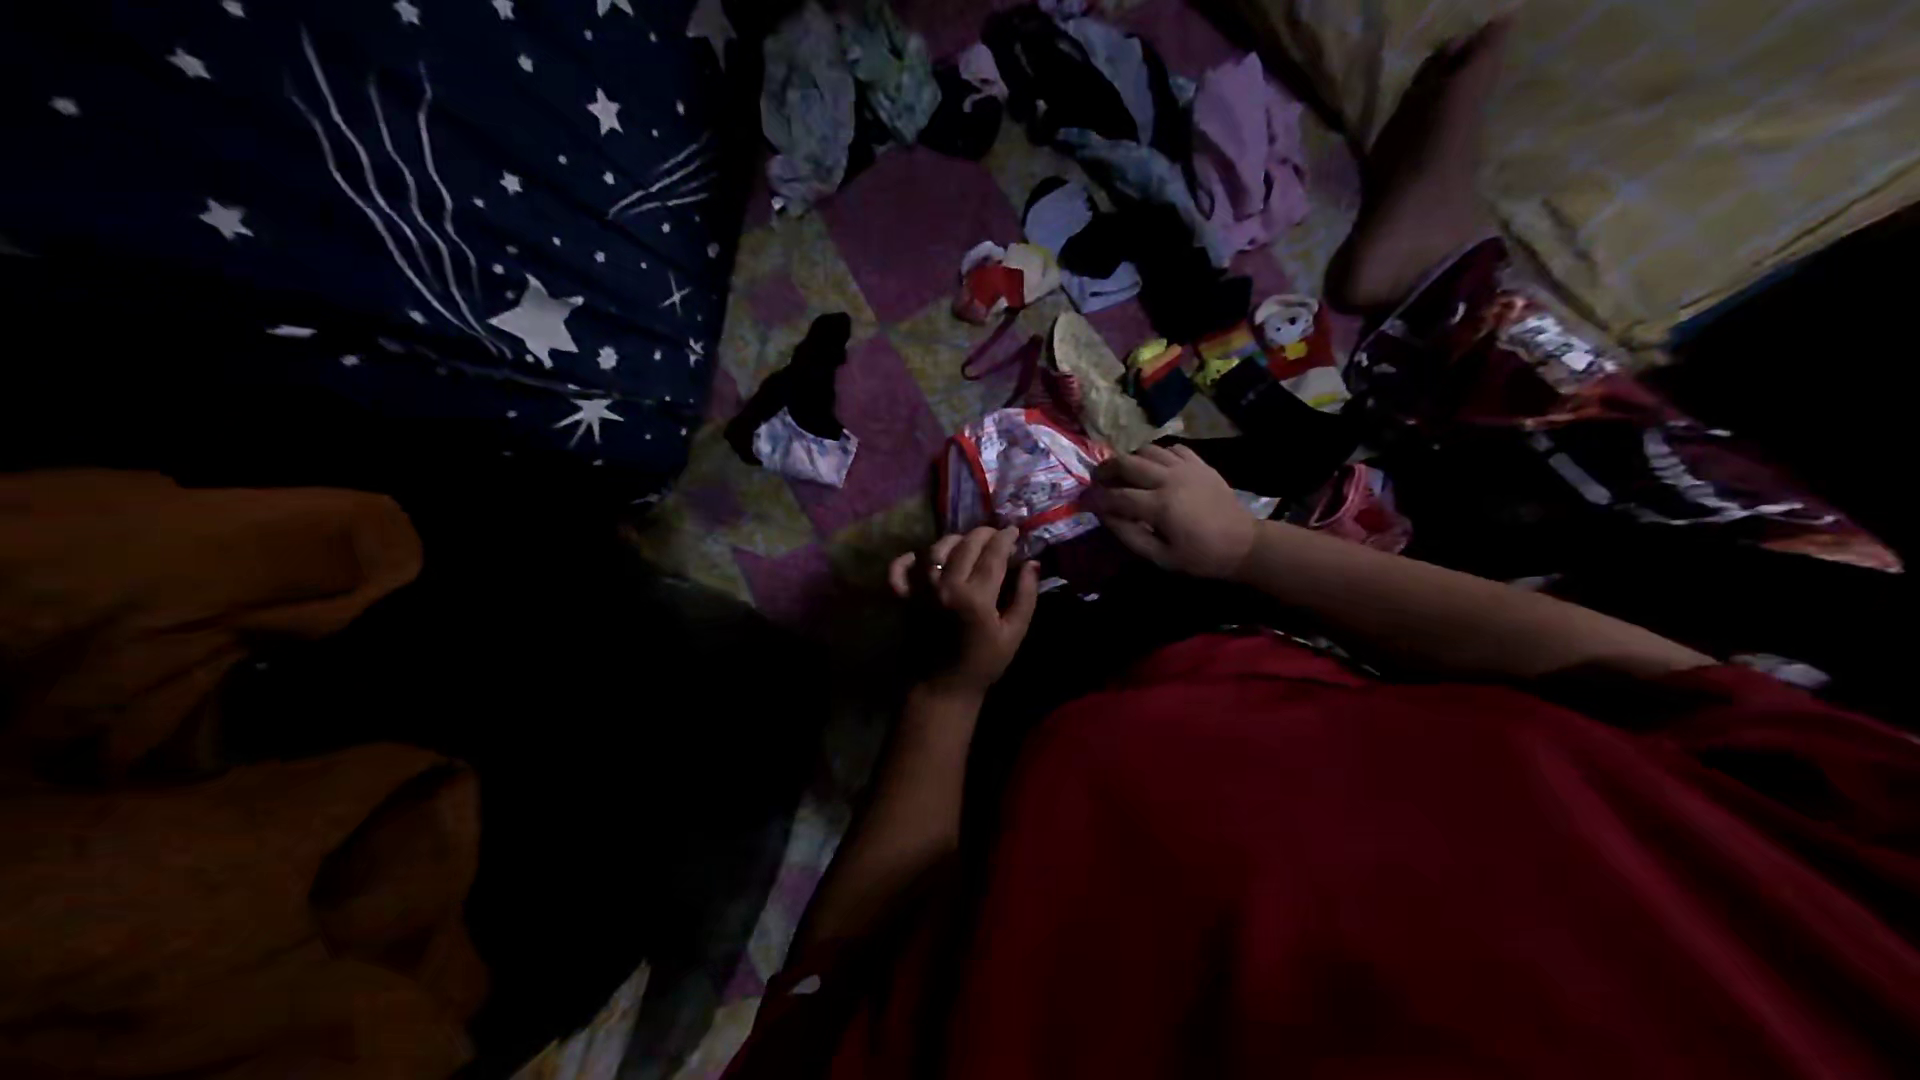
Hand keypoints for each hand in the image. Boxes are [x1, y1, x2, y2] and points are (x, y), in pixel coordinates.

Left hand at [888, 527, 1039, 697]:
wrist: (942, 687)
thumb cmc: (983, 663)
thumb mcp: (1014, 633)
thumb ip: (1025, 595)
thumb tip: (1033, 563)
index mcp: (976, 596)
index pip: (993, 554)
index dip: (1005, 538)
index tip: (1014, 531)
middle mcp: (946, 586)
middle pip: (965, 545)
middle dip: (983, 533)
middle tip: (995, 534)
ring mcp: (921, 590)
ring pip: (935, 550)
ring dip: (953, 540)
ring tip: (966, 542)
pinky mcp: (904, 599)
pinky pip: (899, 570)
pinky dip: (907, 559)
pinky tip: (922, 557)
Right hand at [1088, 444, 1255, 578]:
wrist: (1243, 544)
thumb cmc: (1199, 557)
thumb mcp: (1160, 557)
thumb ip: (1129, 535)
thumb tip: (1104, 516)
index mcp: (1160, 506)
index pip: (1117, 496)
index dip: (1095, 498)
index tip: (1082, 501)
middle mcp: (1170, 479)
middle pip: (1127, 463)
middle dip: (1106, 469)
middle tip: (1096, 479)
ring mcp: (1186, 467)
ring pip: (1147, 450)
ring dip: (1130, 459)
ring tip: (1123, 471)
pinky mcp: (1199, 464)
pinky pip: (1170, 448)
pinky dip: (1156, 455)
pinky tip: (1153, 467)